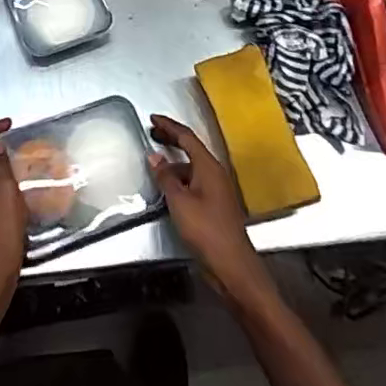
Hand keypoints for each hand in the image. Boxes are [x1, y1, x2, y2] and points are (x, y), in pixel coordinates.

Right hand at [147, 114, 270, 303]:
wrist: (233, 267)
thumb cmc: (206, 230)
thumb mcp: (179, 201)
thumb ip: (165, 177)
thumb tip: (155, 157)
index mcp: (209, 168)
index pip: (187, 138)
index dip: (169, 126)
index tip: (153, 118)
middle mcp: (216, 175)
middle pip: (192, 149)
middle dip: (172, 139)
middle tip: (153, 132)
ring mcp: (217, 190)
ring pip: (193, 166)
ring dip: (175, 161)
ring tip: (156, 162)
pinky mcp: (215, 205)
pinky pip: (194, 181)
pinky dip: (180, 177)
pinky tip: (168, 186)